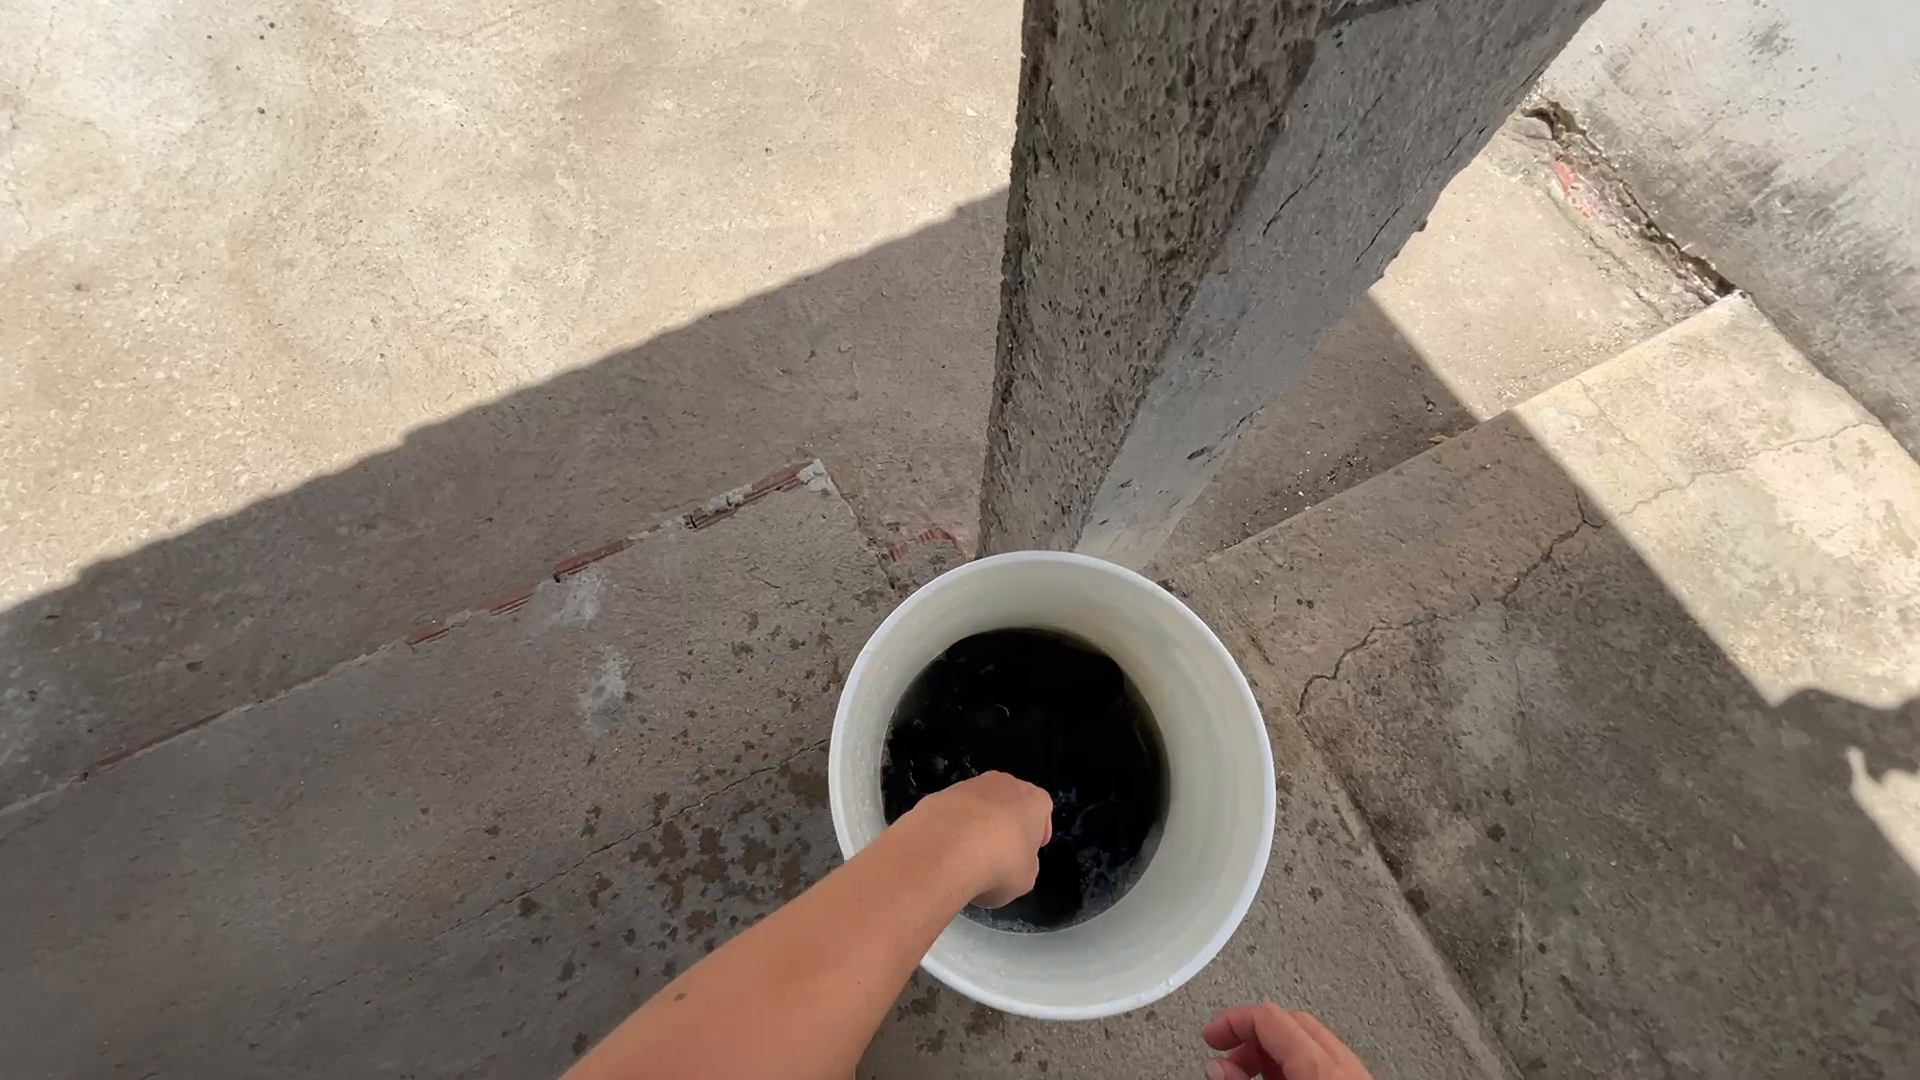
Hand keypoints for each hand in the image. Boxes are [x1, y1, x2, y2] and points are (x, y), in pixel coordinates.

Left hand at [904, 771, 1052, 907]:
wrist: (947, 849)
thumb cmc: (1000, 864)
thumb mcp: (1025, 878)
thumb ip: (1025, 864)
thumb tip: (1011, 861)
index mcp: (1033, 800)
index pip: (1042, 808)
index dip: (1037, 830)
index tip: (1030, 850)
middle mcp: (1004, 784)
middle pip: (1010, 801)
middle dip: (1007, 824)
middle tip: (1001, 853)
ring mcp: (971, 785)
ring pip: (980, 804)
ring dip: (978, 824)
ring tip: (969, 856)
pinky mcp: (942, 793)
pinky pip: (955, 811)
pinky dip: (953, 828)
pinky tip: (948, 851)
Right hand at [1202, 1004, 1372, 1079]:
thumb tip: (1217, 1067)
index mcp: (1322, 1063)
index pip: (1269, 1015)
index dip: (1232, 1019)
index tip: (1211, 1035)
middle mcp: (1346, 1065)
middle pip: (1290, 1022)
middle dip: (1252, 1033)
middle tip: (1226, 1055)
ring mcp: (1360, 1076)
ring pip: (1310, 1042)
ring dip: (1273, 1049)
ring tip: (1248, 1073)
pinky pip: (1327, 1063)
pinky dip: (1298, 1063)